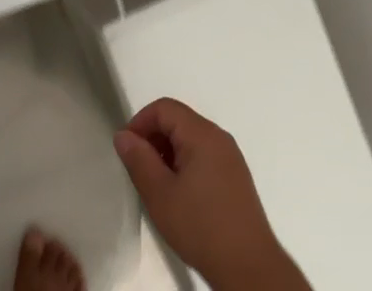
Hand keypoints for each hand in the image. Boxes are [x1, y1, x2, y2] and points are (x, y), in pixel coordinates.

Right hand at [113, 97, 308, 289]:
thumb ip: (138, 159)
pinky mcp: (235, 175)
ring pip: (191, 139)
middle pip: (179, 120)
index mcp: (202, 134)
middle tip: (139, 170)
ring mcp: (230, 156)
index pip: (165, 107)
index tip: (126, 150)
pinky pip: (204, 155)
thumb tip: (124, 135)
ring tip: (157, 186)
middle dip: (153, 138)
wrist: (247, 263)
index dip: (140, 122)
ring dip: (168, 152)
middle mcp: (219, 137)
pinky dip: (185, 163)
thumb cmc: (200, 225)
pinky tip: (179, 195)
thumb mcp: (159, 193)